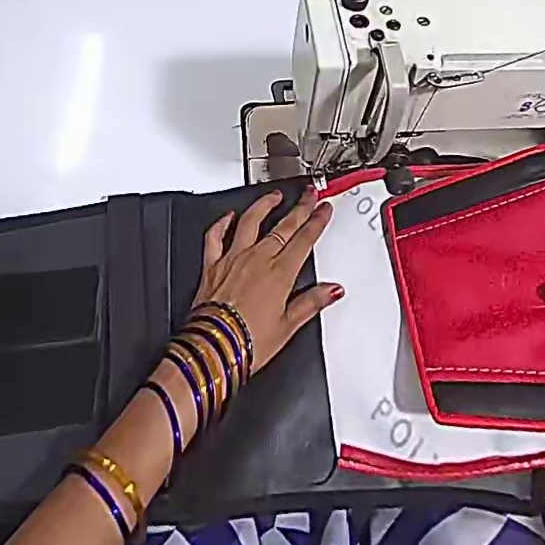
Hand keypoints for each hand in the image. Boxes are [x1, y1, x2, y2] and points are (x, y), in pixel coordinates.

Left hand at [193, 187, 342, 371]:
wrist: (212, 349)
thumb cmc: (247, 342)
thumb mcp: (288, 326)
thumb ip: (311, 302)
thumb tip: (332, 290)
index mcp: (279, 273)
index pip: (304, 238)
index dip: (316, 220)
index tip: (324, 209)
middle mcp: (257, 259)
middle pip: (283, 225)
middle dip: (300, 207)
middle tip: (309, 195)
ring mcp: (233, 259)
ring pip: (251, 221)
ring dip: (264, 205)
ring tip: (273, 196)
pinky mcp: (212, 265)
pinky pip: (216, 236)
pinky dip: (222, 223)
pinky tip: (228, 216)